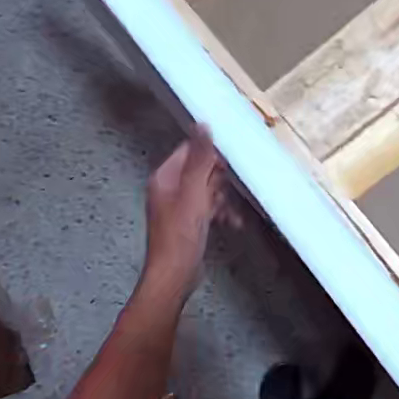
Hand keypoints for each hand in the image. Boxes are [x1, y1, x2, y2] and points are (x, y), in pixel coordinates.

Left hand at [139, 126, 228, 303]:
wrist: (175, 275)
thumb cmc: (181, 235)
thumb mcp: (194, 192)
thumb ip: (200, 158)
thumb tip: (203, 124)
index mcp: (165, 177)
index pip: (189, 150)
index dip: (210, 155)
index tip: (228, 163)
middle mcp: (169, 188)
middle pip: (200, 170)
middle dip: (219, 181)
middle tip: (227, 192)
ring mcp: (179, 206)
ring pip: (207, 190)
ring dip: (223, 199)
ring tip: (231, 214)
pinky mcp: (188, 222)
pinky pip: (208, 208)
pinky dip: (221, 213)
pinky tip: (233, 224)